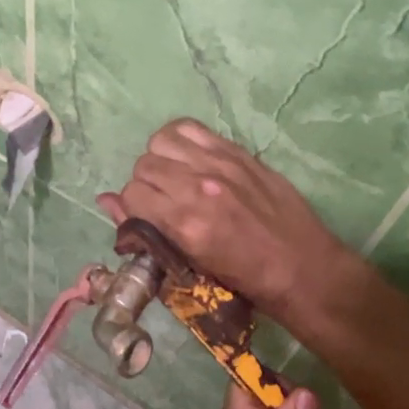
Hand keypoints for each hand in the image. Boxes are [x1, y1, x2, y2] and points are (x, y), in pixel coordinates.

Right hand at [98, 118, 361, 326]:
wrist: (303, 268)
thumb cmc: (246, 280)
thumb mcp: (192, 264)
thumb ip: (147, 229)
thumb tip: (105, 200)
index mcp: (185, 224)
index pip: (132, 194)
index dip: (134, 207)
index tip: (146, 217)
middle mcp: (198, 188)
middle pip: (144, 165)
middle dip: (145, 184)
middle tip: (162, 200)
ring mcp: (219, 165)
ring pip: (161, 141)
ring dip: (160, 159)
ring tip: (175, 176)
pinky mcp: (236, 152)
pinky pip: (190, 128)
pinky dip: (180, 139)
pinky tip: (188, 157)